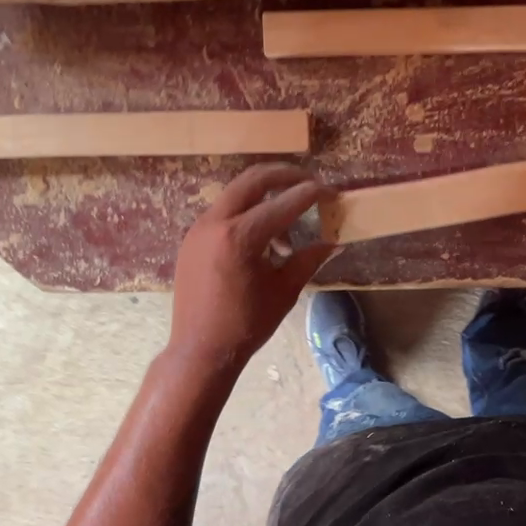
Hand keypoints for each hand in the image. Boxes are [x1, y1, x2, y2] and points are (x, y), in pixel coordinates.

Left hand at [170, 164, 336, 369]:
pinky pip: (223, 214)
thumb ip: (308, 260)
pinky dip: (246, 215)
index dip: (311, 194)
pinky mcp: (192, 240)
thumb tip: (333, 242)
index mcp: (240, 237)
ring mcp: (199, 229)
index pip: (284, 202)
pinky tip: (262, 241)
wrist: (201, 349)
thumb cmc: (247, 325)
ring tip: (287, 228)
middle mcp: (215, 223)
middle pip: (253, 180)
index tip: (331, 191)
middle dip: (284, 175)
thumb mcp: (285, 291)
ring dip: (264, 198)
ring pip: (235, 195)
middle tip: (308, 181)